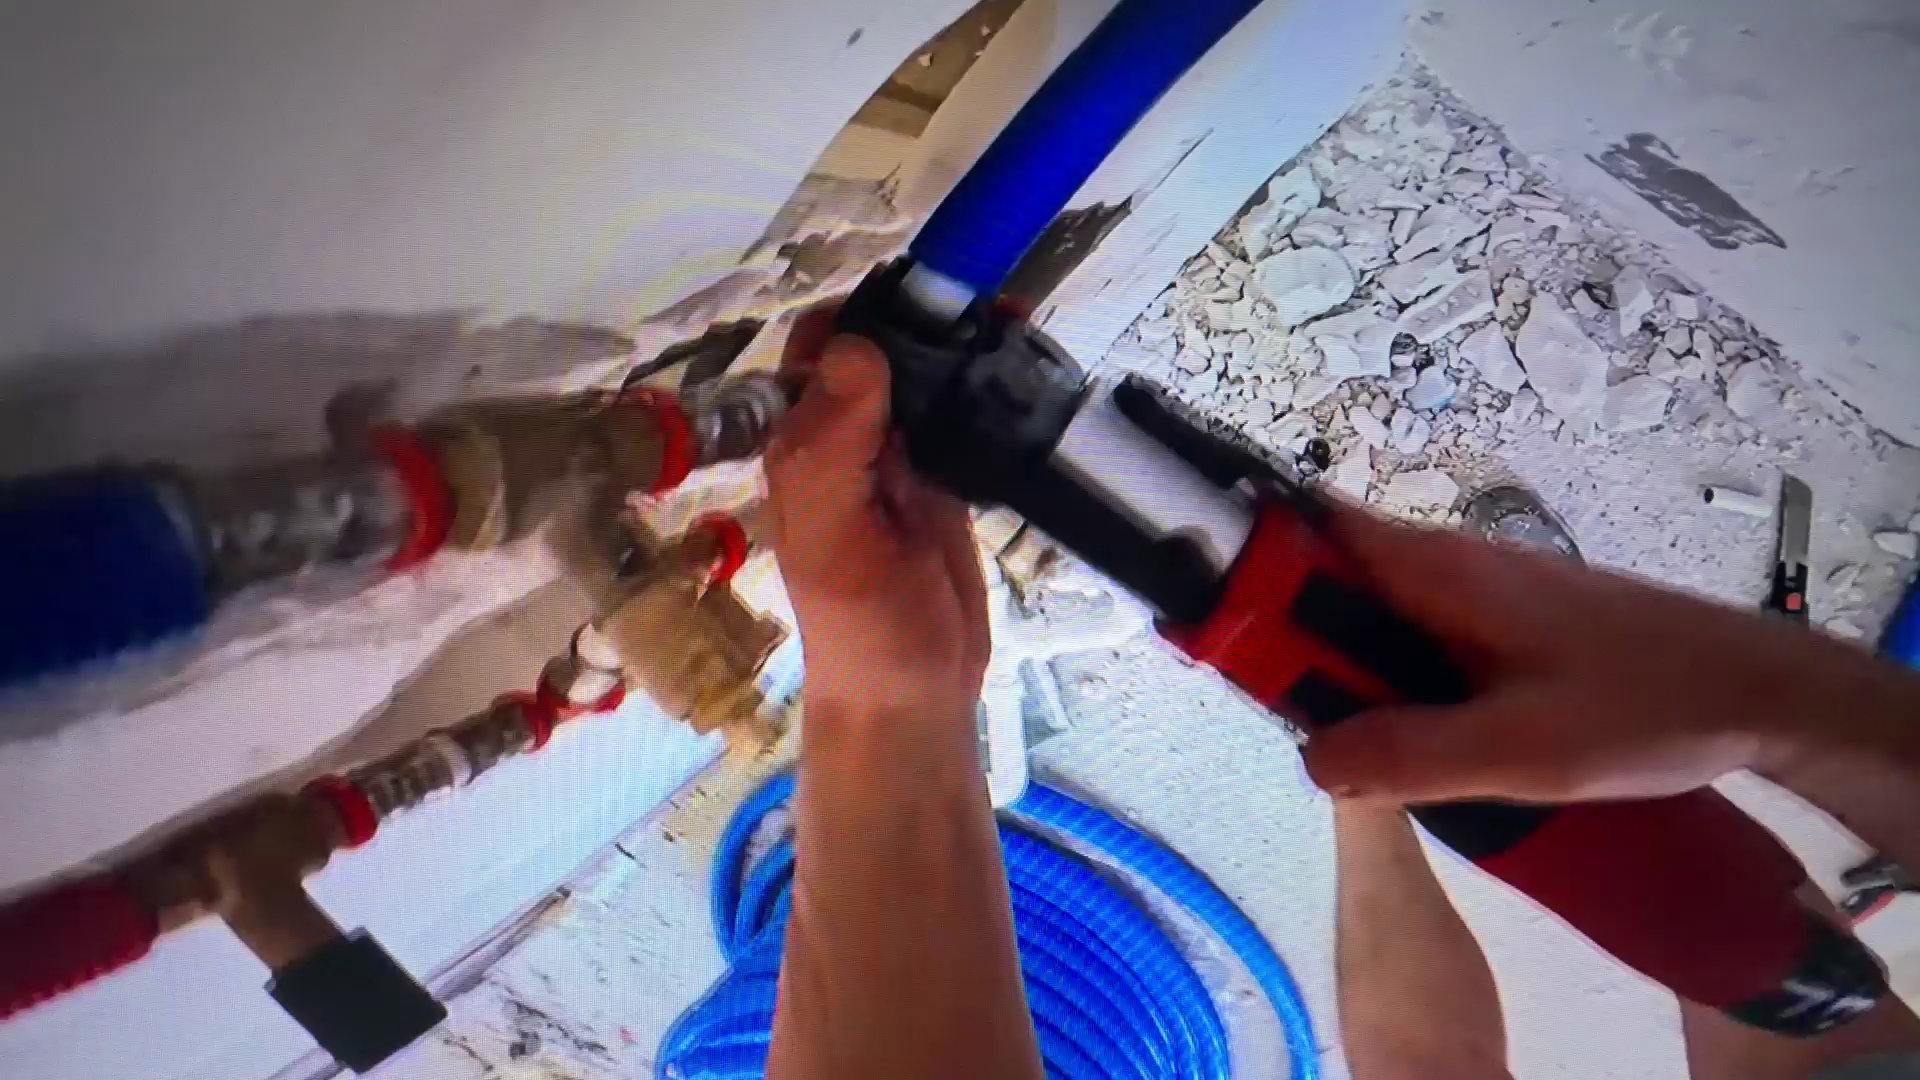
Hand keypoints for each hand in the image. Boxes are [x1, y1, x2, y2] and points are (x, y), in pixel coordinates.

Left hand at [762, 308, 989, 714]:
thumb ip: (832, 448)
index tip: (923, 290)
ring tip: (1015, 319)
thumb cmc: (863, 626)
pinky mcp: (944, 479)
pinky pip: (961, 418)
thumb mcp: (834, 538)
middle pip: (879, 354)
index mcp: (805, 444)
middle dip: (924, 319)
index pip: (818, 350)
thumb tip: (852, 347)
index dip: (861, 311)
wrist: (916, 689)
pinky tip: (1022, 369)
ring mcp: (900, 459)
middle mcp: (847, 440)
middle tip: (986, 297)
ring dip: (959, 347)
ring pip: (924, 381)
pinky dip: (986, 390)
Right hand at [1301, 504, 1919, 804]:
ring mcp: (1459, 585)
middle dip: (1283, 627)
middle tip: (1270, 691)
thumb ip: (1411, 755)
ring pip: (1360, 605)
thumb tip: (1309, 759)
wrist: (1763, 695)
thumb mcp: (1525, 750)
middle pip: (1322, 572)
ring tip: (1331, 719)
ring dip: (1331, 653)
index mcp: (1427, 568)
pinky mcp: (1481, 612)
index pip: (1309, 525)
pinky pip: (1398, 627)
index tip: (1213, 609)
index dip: (1250, 552)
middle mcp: (1432, 561)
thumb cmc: (1644, 705)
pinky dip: (1374, 664)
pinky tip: (1398, 717)